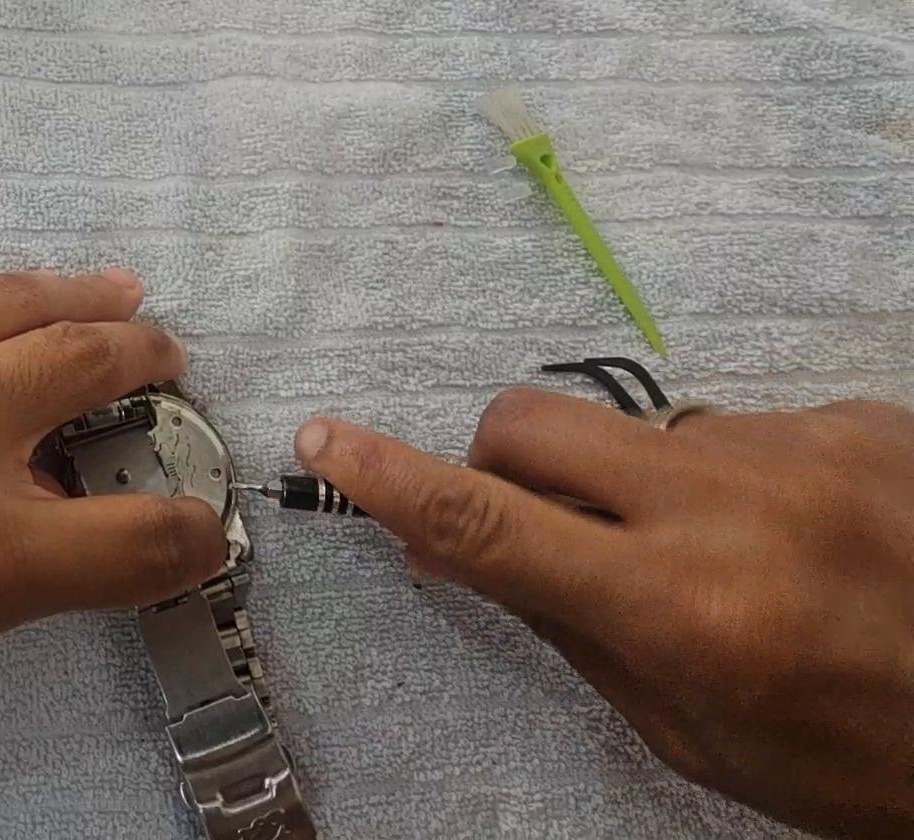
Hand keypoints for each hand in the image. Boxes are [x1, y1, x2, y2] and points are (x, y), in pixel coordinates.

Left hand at [0, 270, 226, 839]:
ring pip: (15, 301)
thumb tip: (64, 512)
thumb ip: (5, 567)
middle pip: (84, 367)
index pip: (131, 536)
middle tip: (169, 359)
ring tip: (120, 296)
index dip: (184, 533)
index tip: (200, 521)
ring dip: (81, 298)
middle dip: (146, 364)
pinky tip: (6, 300)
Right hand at [294, 392, 913, 839]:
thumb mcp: (688, 727)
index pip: (484, 520)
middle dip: (501, 461)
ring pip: (626, 428)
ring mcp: (805, 449)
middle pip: (525, 425)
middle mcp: (737, 512)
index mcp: (686, 611)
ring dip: (628, 478)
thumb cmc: (859, 760)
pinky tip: (800, 527)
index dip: (385, 475)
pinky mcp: (863, 417)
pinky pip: (722, 425)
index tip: (319, 438)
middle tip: (546, 516)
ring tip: (724, 544)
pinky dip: (720, 474)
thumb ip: (551, 619)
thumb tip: (432, 545)